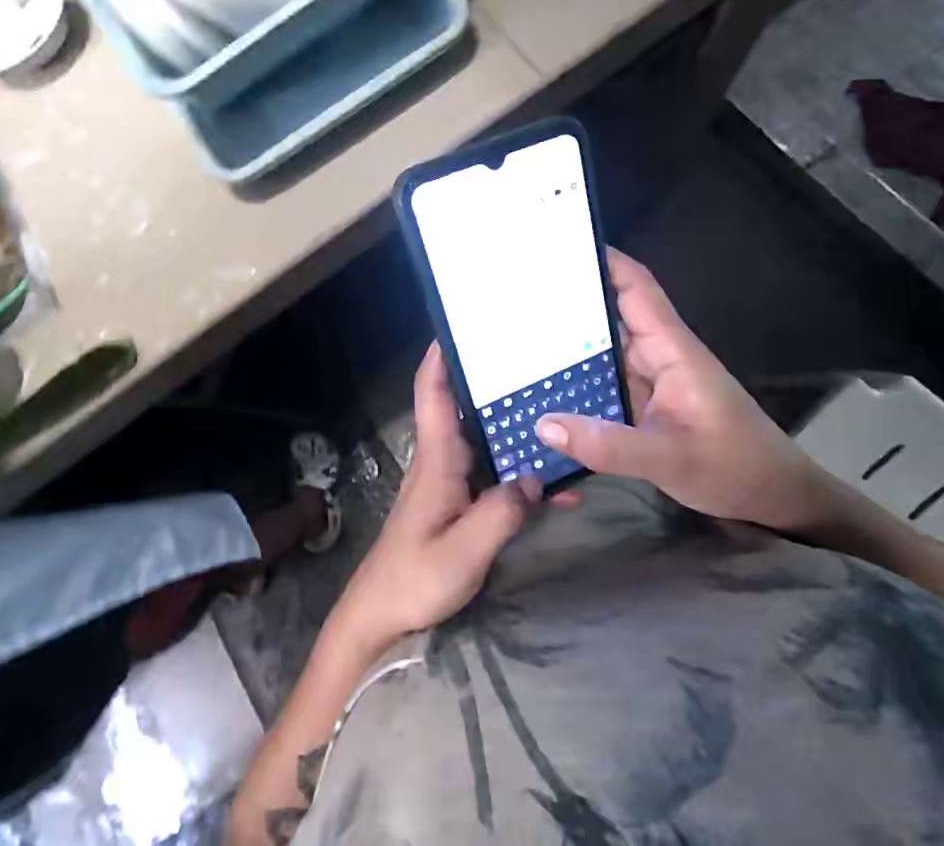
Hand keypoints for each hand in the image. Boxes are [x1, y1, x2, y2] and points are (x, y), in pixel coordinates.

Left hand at [329, 344, 547, 652]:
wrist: (380, 620)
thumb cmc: (414, 579)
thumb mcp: (464, 550)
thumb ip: (502, 512)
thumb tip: (536, 476)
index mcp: (437, 460)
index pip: (434, 393)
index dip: (441, 356)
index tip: (462, 324)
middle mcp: (443, 462)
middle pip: (468, 409)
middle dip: (496, 383)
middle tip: (538, 361)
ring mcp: (452, 485)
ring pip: (489, 444)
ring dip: (519, 431)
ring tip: (563, 413)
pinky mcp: (460, 507)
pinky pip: (497, 479)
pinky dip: (523, 476)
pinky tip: (560, 486)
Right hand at [534, 251, 860, 536]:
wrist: (773, 499)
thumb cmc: (735, 467)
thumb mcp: (671, 459)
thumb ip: (610, 446)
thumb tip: (543, 425)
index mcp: (672, 350)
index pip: (635, 288)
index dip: (602, 260)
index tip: (557, 243)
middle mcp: (658, 357)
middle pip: (609, 316)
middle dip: (567, 302)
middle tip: (513, 294)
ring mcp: (651, 383)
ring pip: (602, 353)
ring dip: (566, 347)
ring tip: (514, 338)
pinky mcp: (645, 407)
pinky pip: (604, 385)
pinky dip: (575, 383)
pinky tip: (541, 389)